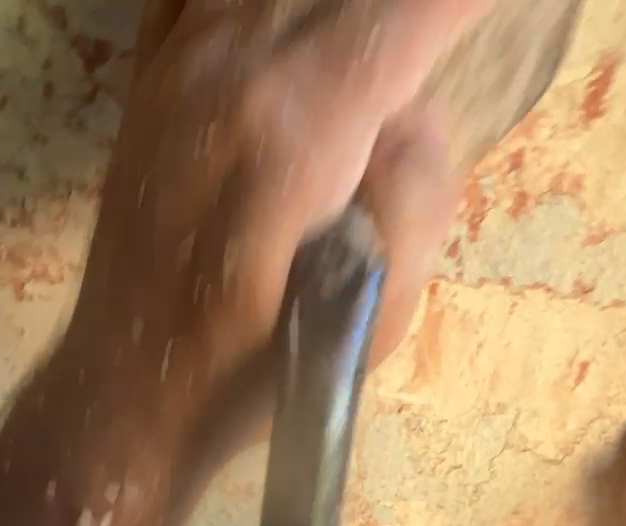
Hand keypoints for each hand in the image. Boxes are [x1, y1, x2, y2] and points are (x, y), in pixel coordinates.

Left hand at [64, 0, 483, 455]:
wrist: (130, 387)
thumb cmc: (254, 375)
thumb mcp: (370, 323)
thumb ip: (417, 203)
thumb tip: (414, 116)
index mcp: (296, 128)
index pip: (410, 10)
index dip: (465, 2)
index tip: (494, 11)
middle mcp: (231, 66)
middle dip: (413, 11)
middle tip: (446, 37)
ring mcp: (180, 61)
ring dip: (348, 11)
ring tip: (382, 51)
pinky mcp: (151, 77)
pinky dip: (272, 8)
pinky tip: (296, 39)